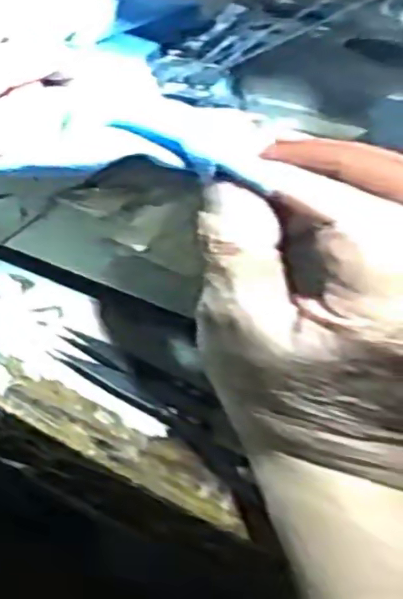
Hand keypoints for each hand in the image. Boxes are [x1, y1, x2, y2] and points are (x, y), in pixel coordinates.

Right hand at [197, 140, 402, 485]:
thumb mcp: (235, 322)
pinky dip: (368, 207)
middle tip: (257, 152)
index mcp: (396, 310)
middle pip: (402, 202)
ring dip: (352, 181)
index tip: (224, 157)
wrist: (350, 459)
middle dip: (332, 165)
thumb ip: (236, 250)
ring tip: (282, 172)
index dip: (286, 177)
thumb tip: (227, 185)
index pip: (352, 216)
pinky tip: (321, 203)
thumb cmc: (278, 392)